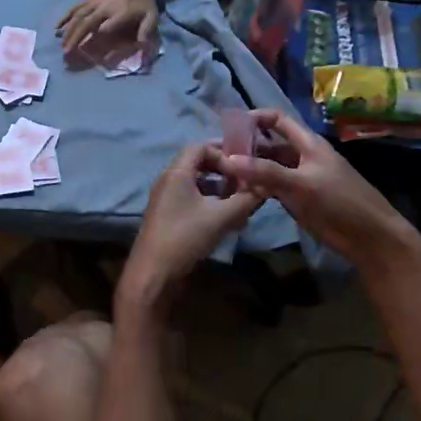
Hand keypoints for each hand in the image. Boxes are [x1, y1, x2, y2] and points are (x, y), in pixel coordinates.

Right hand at [57, 0, 160, 67]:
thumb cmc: (144, 0)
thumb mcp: (152, 16)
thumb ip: (146, 31)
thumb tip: (141, 46)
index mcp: (120, 13)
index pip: (107, 27)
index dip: (99, 39)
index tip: (91, 53)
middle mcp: (105, 7)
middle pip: (87, 23)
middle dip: (76, 38)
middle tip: (67, 53)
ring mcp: (95, 2)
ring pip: (78, 16)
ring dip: (69, 31)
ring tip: (62, 46)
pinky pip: (75, 7)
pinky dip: (65, 17)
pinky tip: (57, 28)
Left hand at [122, 143, 265, 306]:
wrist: (153, 274)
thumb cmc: (185, 238)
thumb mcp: (221, 217)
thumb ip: (246, 198)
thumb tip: (267, 185)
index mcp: (176, 172)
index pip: (200, 146)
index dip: (224, 151)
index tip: (244, 164)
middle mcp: (168, 180)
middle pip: (198, 163)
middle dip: (224, 171)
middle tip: (246, 181)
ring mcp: (165, 199)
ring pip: (196, 183)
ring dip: (219, 189)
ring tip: (241, 203)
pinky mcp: (167, 216)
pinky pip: (191, 199)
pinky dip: (209, 203)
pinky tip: (228, 220)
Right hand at [217, 109, 418, 266]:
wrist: (367, 235)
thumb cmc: (339, 201)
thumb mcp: (302, 183)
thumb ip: (266, 171)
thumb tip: (229, 159)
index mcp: (308, 144)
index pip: (278, 120)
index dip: (255, 118)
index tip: (229, 127)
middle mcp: (301, 157)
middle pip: (269, 145)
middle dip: (246, 147)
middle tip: (218, 155)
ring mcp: (299, 179)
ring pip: (269, 168)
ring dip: (249, 169)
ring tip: (222, 174)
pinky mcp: (297, 199)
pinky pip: (272, 187)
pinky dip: (256, 187)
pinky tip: (239, 192)